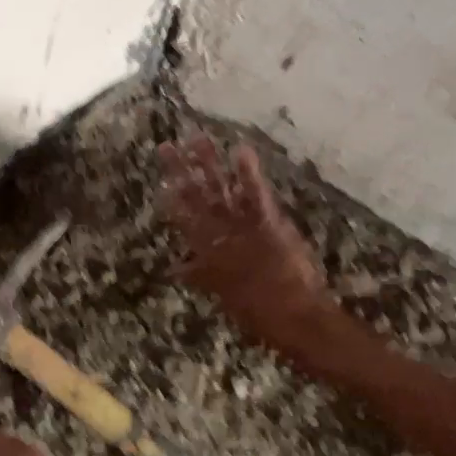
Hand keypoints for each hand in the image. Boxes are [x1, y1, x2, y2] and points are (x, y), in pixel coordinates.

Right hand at [157, 135, 345, 353]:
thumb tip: (176, 269)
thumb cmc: (258, 313)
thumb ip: (200, 277)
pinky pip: (254, 193)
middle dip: (180, 171)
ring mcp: (243, 226)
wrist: (293, 317)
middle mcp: (219, 233)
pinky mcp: (267, 221)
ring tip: (196, 138)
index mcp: (207, 251)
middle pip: (196, 196)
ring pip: (221, 188)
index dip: (172, 198)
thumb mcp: (222, 296)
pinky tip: (239, 149)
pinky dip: (247, 172)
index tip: (162, 180)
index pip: (183, 218)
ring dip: (208, 162)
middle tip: (167, 146)